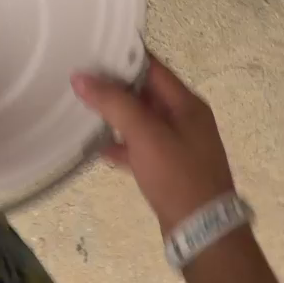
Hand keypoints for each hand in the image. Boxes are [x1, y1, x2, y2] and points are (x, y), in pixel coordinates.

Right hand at [72, 57, 235, 233]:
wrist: (203, 235)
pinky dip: (120, 143)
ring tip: (83, 105)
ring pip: (139, 119)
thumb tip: (79, 77)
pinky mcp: (168, 168)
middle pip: (144, 92)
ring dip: (115, 114)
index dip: (123, 55)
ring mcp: (177, 145)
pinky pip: (139, 145)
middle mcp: (184, 120)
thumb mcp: (144, 133)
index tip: (92, 47)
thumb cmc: (178, 175)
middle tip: (81, 75)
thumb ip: (112, 102)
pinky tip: (98, 146)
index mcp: (186, 104)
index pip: (151, 66)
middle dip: (114, 85)